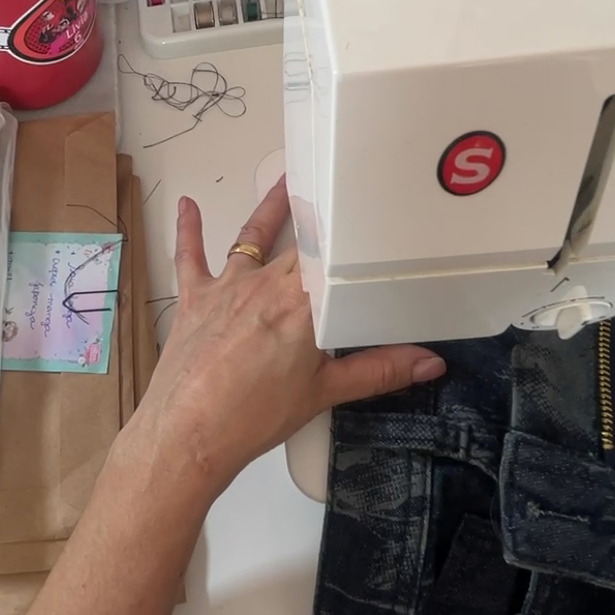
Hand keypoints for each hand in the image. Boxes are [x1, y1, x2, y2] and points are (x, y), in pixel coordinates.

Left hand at [122, 178, 444, 496]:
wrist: (187, 434)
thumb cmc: (252, 416)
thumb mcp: (323, 393)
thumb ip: (378, 370)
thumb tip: (428, 362)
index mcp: (302, 303)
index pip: (331, 256)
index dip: (347, 236)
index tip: (367, 215)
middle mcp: (264, 284)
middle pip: (297, 243)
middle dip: (318, 220)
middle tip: (336, 194)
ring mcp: (226, 287)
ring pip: (251, 236)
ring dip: (269, 207)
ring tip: (286, 179)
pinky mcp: (195, 298)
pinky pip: (190, 256)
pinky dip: (187, 229)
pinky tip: (186, 203)